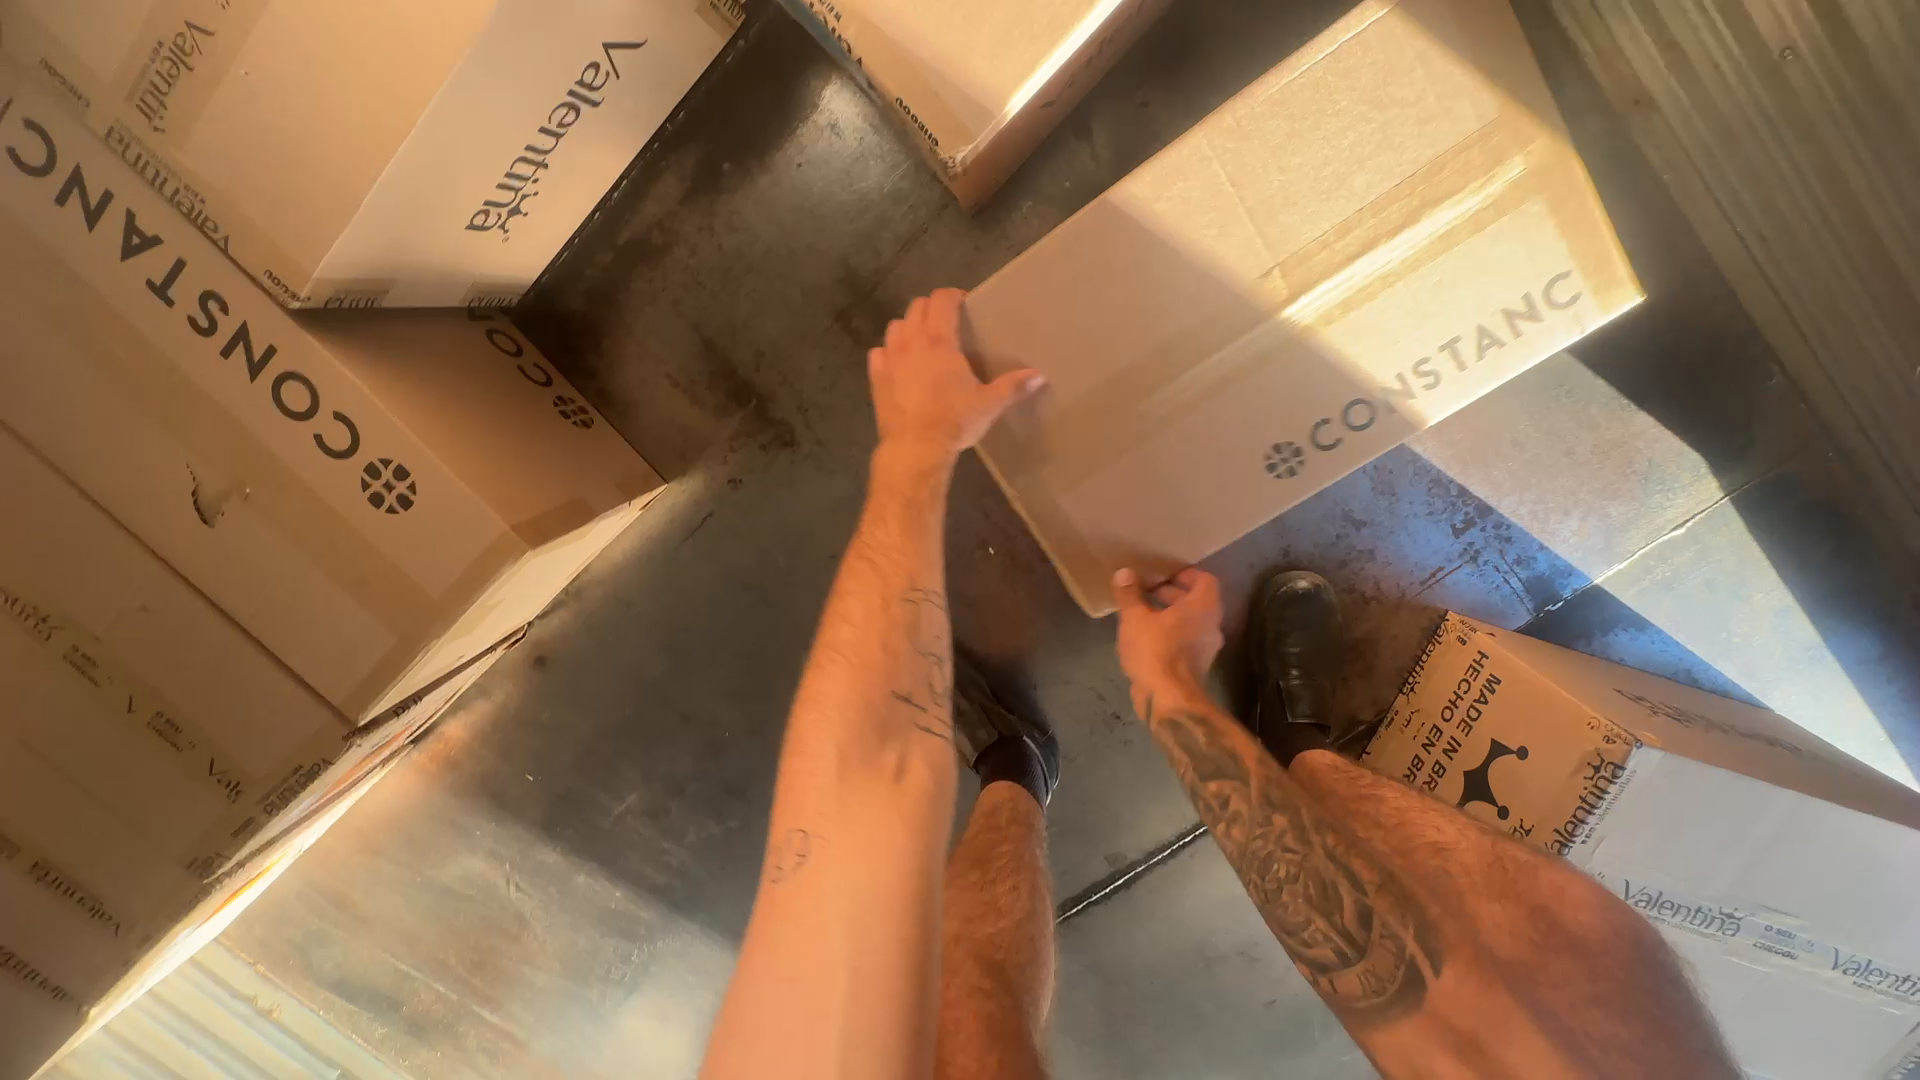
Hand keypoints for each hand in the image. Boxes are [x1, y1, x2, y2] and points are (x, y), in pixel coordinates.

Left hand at [869, 288, 1044, 461]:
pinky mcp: (876, 378)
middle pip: (916, 307)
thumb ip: (1013, 386)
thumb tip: (1040, 377)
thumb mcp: (989, 404)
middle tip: (945, 322)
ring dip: (908, 327)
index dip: (952, 295)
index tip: (963, 303)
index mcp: (939, 340)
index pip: (942, 299)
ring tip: (921, 341)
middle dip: (931, 308)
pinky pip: (878, 353)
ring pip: (895, 327)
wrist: (915, 448)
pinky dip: (889, 352)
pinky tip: (899, 364)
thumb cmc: (953, 421)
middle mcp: (911, 341)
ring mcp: (889, 358)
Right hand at [1113, 567, 1224, 700]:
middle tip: (1145, 590)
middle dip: (1170, 594)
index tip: (1161, 574)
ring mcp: (1206, 648)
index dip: (1184, 573)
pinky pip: (1185, 640)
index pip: (1205, 580)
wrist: (1167, 699)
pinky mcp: (1196, 666)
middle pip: (1196, 601)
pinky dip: (1169, 634)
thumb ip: (1130, 594)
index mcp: (1203, 607)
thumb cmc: (1155, 650)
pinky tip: (1144, 638)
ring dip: (1168, 615)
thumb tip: (1124, 573)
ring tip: (1140, 613)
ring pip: (1189, 623)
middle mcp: (1211, 625)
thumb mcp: (1135, 618)